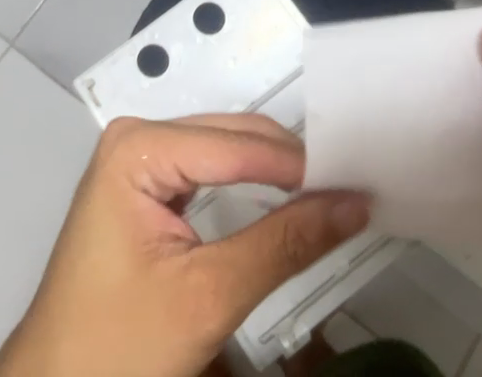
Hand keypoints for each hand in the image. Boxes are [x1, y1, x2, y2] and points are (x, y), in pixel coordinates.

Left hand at [0, 113, 370, 376]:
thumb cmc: (117, 344)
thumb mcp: (208, 296)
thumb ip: (284, 243)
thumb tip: (352, 203)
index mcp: (139, 148)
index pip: (240, 146)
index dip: (303, 167)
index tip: (364, 184)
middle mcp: (137, 138)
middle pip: (235, 138)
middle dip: (293, 166)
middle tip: (356, 192)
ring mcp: (139, 160)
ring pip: (228, 151)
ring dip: (278, 174)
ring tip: (334, 197)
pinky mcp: (145, 186)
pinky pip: (212, 172)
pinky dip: (253, 186)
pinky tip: (288, 203)